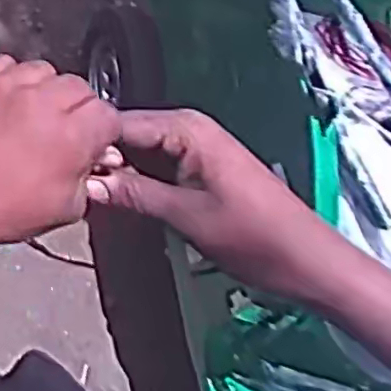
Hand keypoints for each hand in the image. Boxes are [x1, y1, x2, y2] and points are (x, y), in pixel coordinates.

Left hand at [0, 56, 118, 257]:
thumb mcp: (68, 204)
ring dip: (44, 88)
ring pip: (43, 69)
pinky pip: (7, 64)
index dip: (102, 128)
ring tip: (33, 113)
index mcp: (69, 134)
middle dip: (77, 106)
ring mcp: (7, 85)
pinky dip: (10, 78)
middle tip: (64, 126)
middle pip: (78, 86)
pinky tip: (7, 102)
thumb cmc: (6, 206)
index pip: (106, 112)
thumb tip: (99, 153)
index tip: (94, 137)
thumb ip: (90, 170)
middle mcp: (40, 102)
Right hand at [86, 109, 345, 304]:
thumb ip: (133, 194)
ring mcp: (194, 141)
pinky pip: (154, 158)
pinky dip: (138, 174)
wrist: (318, 267)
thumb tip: (87, 184)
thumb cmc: (261, 238)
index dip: (92, 146)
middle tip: (84, 184)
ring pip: (137, 146)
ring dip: (120, 167)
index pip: (117, 123)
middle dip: (104, 156)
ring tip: (99, 189)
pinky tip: (126, 193)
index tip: (71, 169)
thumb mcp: (188, 217)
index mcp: (185, 127)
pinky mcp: (198, 160)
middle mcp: (187, 125)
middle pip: (125, 132)